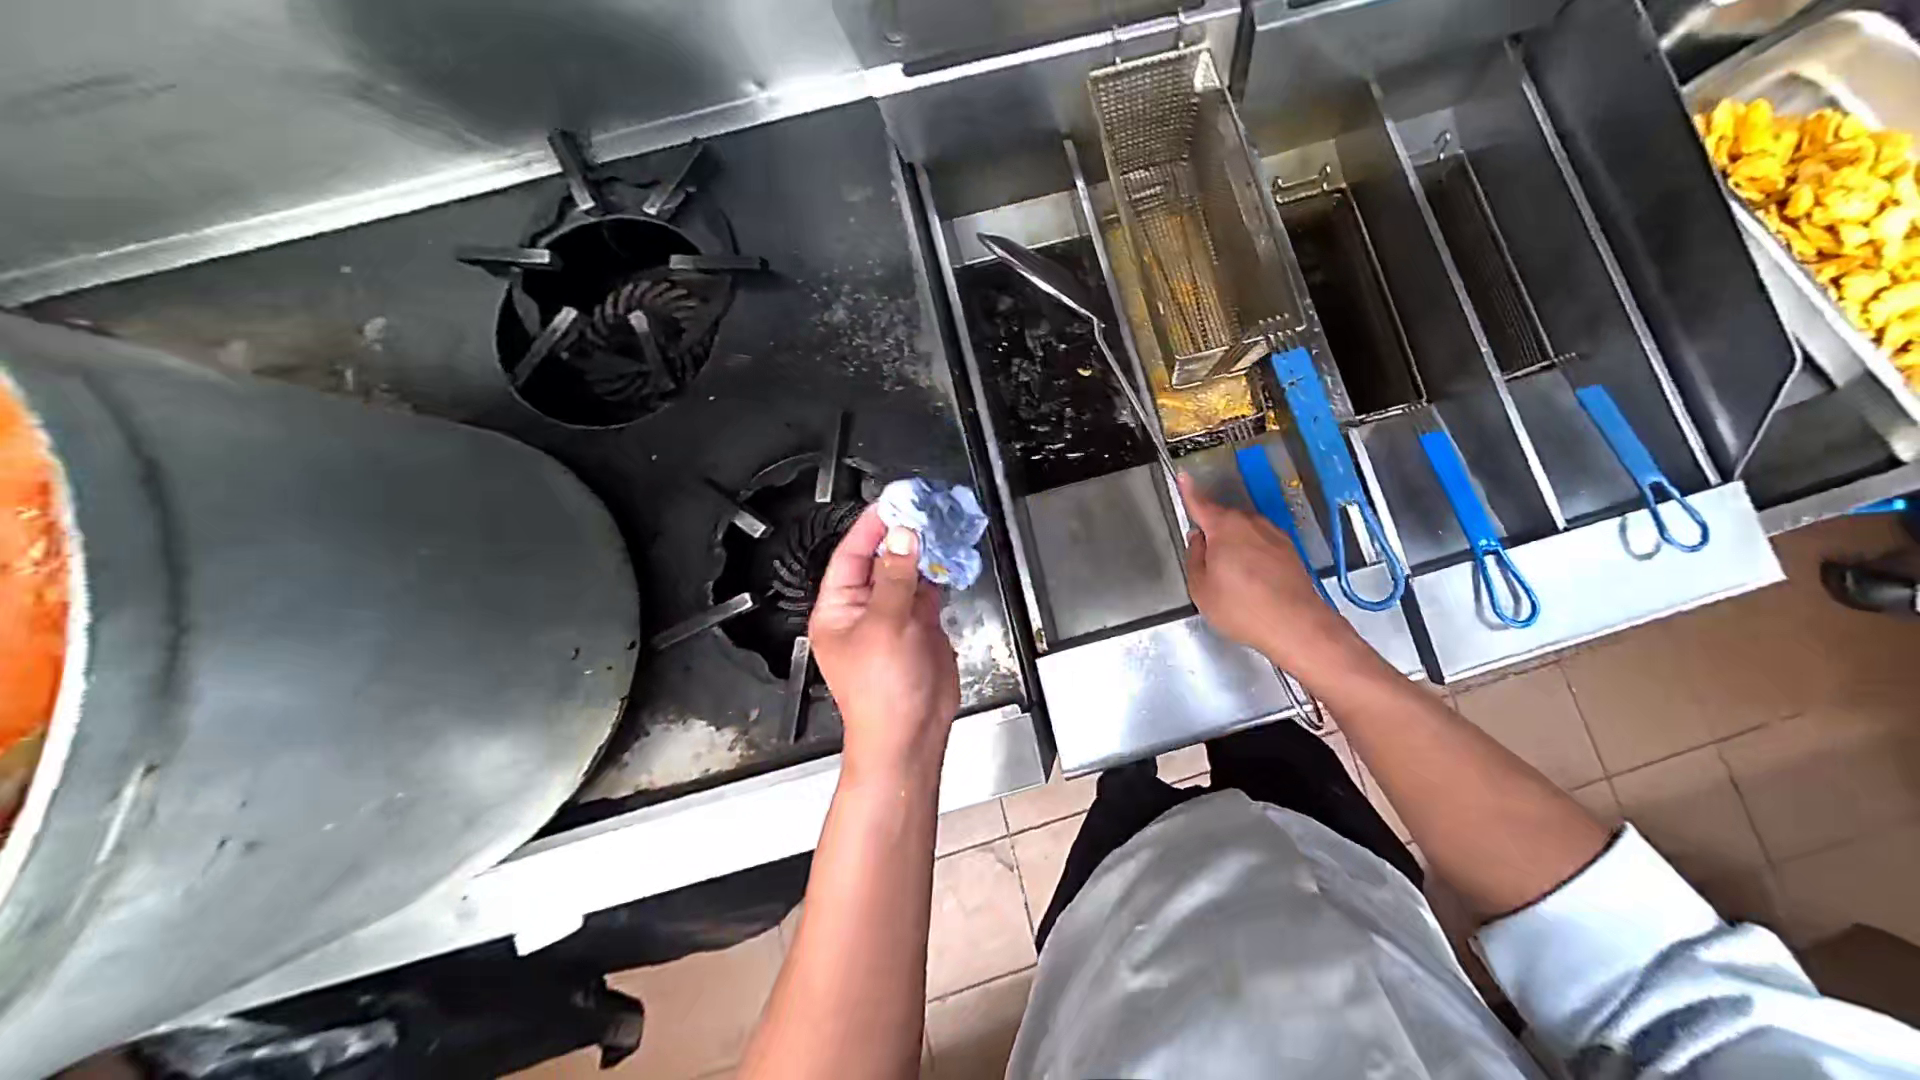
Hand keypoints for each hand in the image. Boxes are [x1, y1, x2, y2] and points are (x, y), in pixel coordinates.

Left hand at [810, 505, 959, 784]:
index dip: (871, 527)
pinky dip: (940, 572)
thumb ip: (895, 578)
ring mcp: (894, 616)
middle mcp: (864, 608)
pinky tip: (950, 555)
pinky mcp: (920, 625)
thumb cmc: (881, 694)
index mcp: (838, 608)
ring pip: (908, 572)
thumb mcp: (884, 627)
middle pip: (882, 559)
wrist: (911, 734)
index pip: (851, 555)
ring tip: (941, 524)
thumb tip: (902, 537)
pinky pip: (928, 588)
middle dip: (902, 535)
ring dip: (924, 550)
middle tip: (924, 508)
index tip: (893, 503)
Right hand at [1179, 473, 1368, 675]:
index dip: (1189, 491)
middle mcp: (1251, 525)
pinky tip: (1251, 586)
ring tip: (1230, 583)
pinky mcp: (1289, 552)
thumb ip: (1194, 557)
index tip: (1184, 478)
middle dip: (1213, 536)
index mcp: (1224, 528)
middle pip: (1224, 521)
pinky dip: (1253, 560)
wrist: (1296, 625)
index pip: (1200, 503)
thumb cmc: (1245, 608)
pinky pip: (1261, 548)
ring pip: (1244, 535)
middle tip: (1205, 565)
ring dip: (1234, 550)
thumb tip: (1198, 542)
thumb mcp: (1200, 587)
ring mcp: (1274, 537)